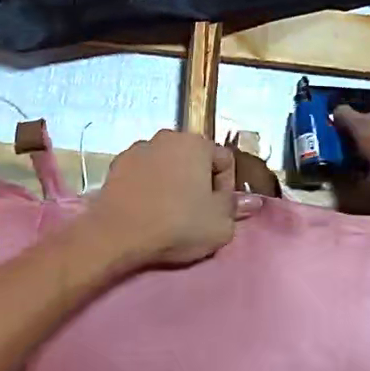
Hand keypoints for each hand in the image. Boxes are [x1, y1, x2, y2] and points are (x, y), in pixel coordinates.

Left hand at [86, 130, 237, 266]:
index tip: (218, 211)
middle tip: (196, 212)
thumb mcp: (219, 224)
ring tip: (169, 212)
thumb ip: (236, 208)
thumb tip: (253, 201)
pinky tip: (147, 209)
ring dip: (172, 182)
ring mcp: (137, 149)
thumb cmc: (176, 225)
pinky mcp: (116, 165)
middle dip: (198, 182)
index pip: (224, 161)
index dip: (227, 188)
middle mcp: (166, 137)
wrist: (117, 233)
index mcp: (195, 143)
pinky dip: (149, 186)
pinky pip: (143, 173)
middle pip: (193, 159)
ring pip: (166, 165)